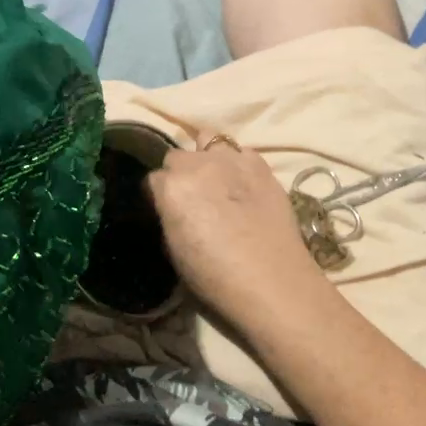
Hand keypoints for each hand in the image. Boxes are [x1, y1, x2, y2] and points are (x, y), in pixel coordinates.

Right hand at [143, 135, 329, 327]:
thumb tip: (171, 208)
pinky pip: (241, 152)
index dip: (158, 197)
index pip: (152, 180)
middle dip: (180, 174)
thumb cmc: (216, 278)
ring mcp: (231, 159)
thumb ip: (168, 216)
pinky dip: (238, 164)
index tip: (166, 212)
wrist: (273, 284)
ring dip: (206, 158)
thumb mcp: (174, 251)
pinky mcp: (261, 164)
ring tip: (217, 181)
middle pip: (177, 157)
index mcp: (171, 187)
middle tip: (193, 199)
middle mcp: (197, 164)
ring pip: (207, 141)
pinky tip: (244, 185)